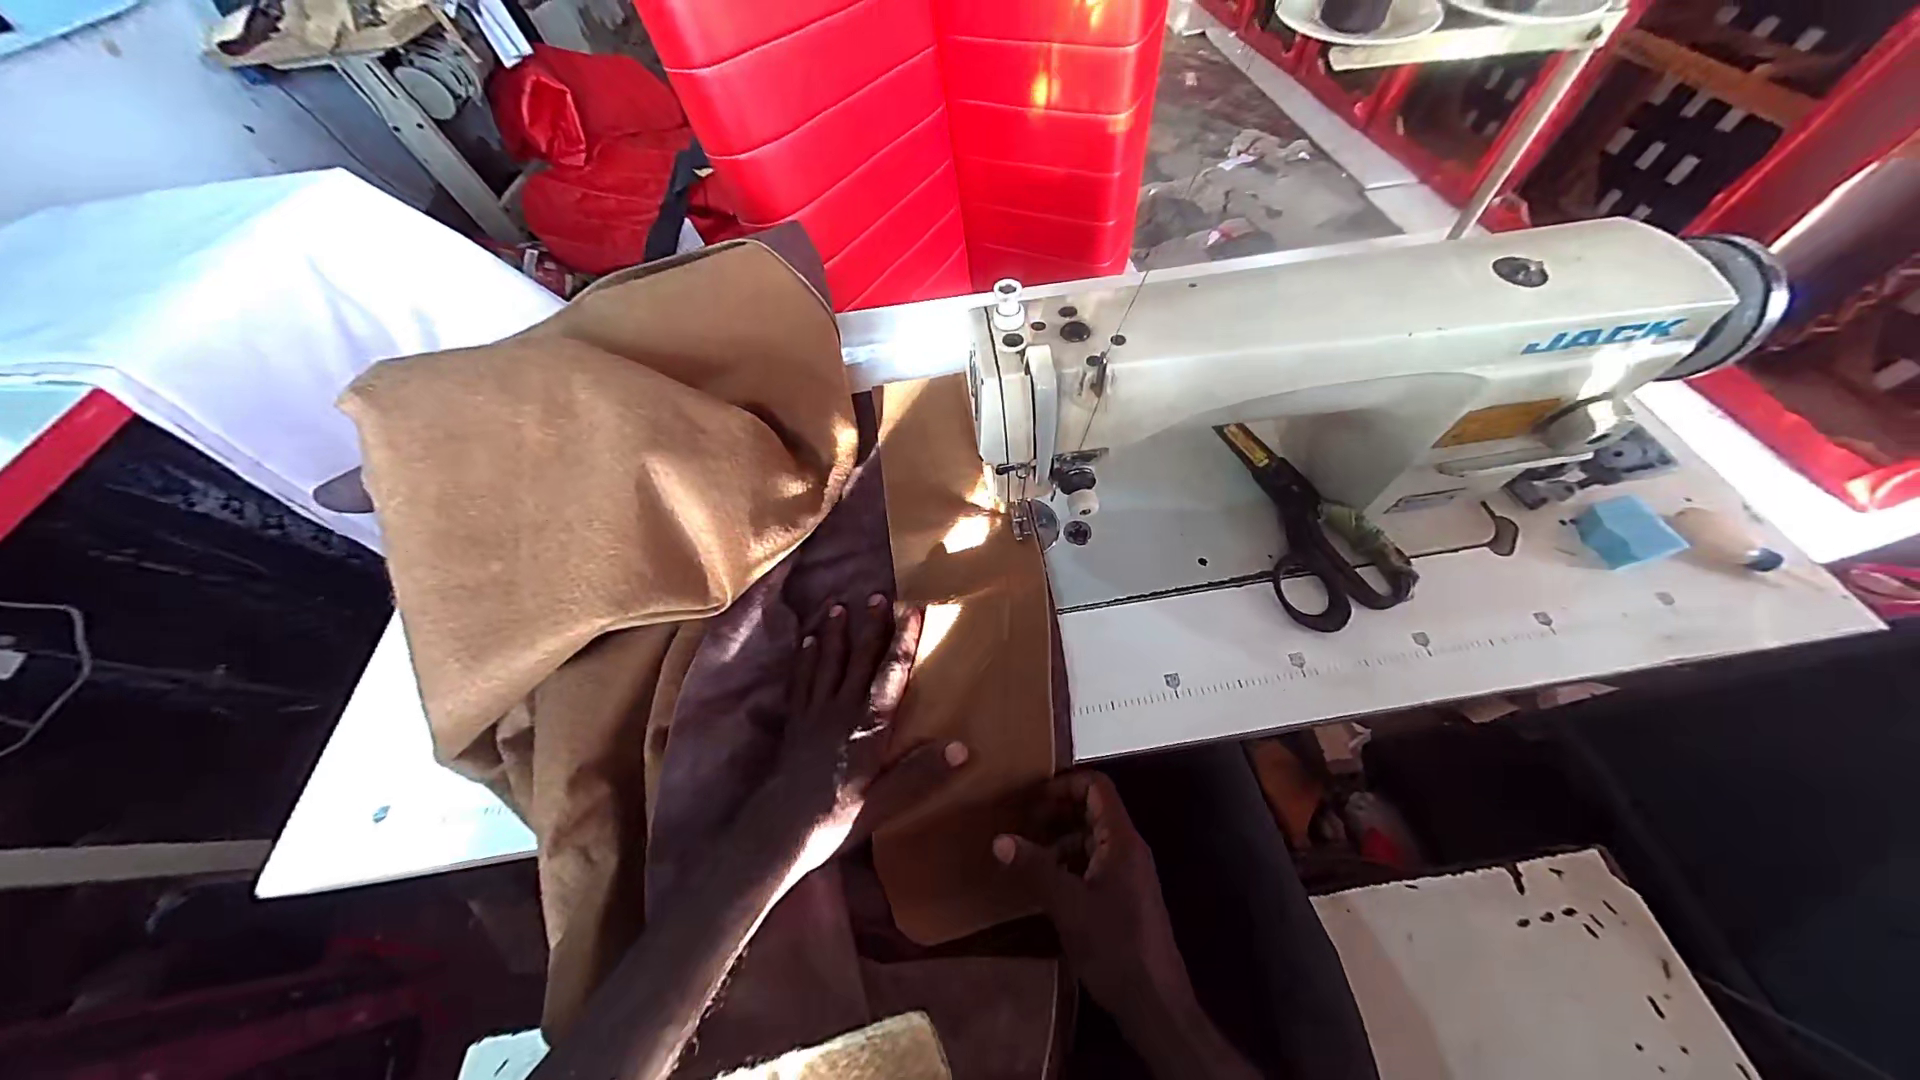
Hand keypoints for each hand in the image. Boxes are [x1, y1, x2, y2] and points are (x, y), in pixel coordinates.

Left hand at [750, 594, 968, 883]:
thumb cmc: (835, 820)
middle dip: (870, 625)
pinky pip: (802, 680)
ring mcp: (814, 713)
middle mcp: (841, 711)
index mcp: (867, 727)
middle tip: (877, 594)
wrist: (777, 833)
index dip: (903, 640)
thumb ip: (920, 774)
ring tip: (839, 604)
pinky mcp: (795, 722)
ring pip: (827, 662)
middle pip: (858, 659)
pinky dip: (806, 658)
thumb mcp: (884, 803)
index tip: (911, 610)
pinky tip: (808, 641)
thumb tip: (962, 748)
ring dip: (835, 633)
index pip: (890, 673)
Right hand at [992, 771, 1190, 1021]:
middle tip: (1022, 822)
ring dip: (1059, 837)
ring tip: (1027, 850)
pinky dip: (1068, 860)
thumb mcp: (1067, 905)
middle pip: (1092, 809)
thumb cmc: (1115, 947)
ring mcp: (1128, 874)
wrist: (1155, 1005)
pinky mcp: (1123, 896)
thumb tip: (1000, 840)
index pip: (1097, 787)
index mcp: (1122, 840)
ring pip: (1091, 837)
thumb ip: (1035, 868)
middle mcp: (1128, 849)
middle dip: (1056, 810)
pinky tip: (1044, 879)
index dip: (1065, 784)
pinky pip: (1093, 862)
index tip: (1032, 797)